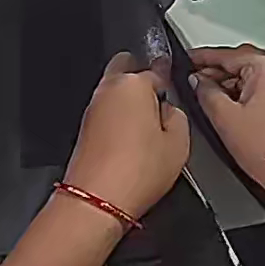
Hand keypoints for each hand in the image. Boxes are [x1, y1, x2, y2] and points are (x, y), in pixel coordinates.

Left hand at [62, 52, 189, 223]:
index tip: (171, 79)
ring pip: (113, 88)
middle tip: (157, 92)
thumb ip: (178, 116)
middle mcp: (109, 89)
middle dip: (140, 73)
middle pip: (125, 67)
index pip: (156, 70)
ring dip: (127, 95)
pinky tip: (131, 133)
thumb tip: (171, 111)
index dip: (167, 79)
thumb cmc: (134, 172)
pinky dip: (117, 113)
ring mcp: (93, 106)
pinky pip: (106, 108)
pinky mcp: (85, 124)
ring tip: (146, 118)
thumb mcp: (179, 143)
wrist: (97, 198)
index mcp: (134, 84)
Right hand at [190, 45, 264, 214]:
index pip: (226, 54)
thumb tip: (197, 81)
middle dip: (214, 72)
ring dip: (227, 87)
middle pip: (239, 63)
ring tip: (206, 101)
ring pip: (248, 79)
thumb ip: (205, 92)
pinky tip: (226, 114)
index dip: (201, 57)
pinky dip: (240, 99)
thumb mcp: (225, 118)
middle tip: (191, 81)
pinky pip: (258, 93)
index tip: (185, 60)